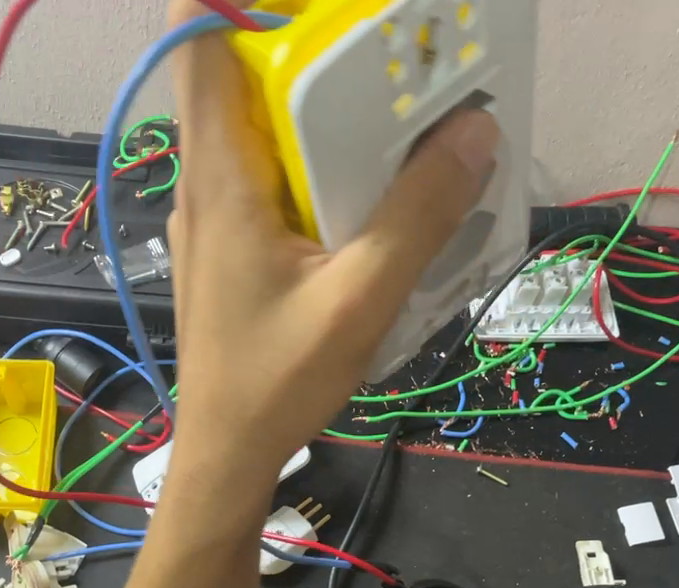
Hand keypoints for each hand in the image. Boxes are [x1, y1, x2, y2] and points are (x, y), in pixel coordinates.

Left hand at [161, 0, 498, 486]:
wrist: (226, 452)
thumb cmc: (277, 384)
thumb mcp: (358, 302)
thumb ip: (417, 217)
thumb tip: (475, 129)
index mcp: (223, 173)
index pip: (203, 32)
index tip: (326, 4)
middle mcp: (206, 180)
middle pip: (246, 72)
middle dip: (317, 52)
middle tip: (397, 60)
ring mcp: (214, 216)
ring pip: (261, 127)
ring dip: (322, 114)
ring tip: (396, 125)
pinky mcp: (229, 248)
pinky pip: (268, 178)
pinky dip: (314, 167)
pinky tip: (364, 199)